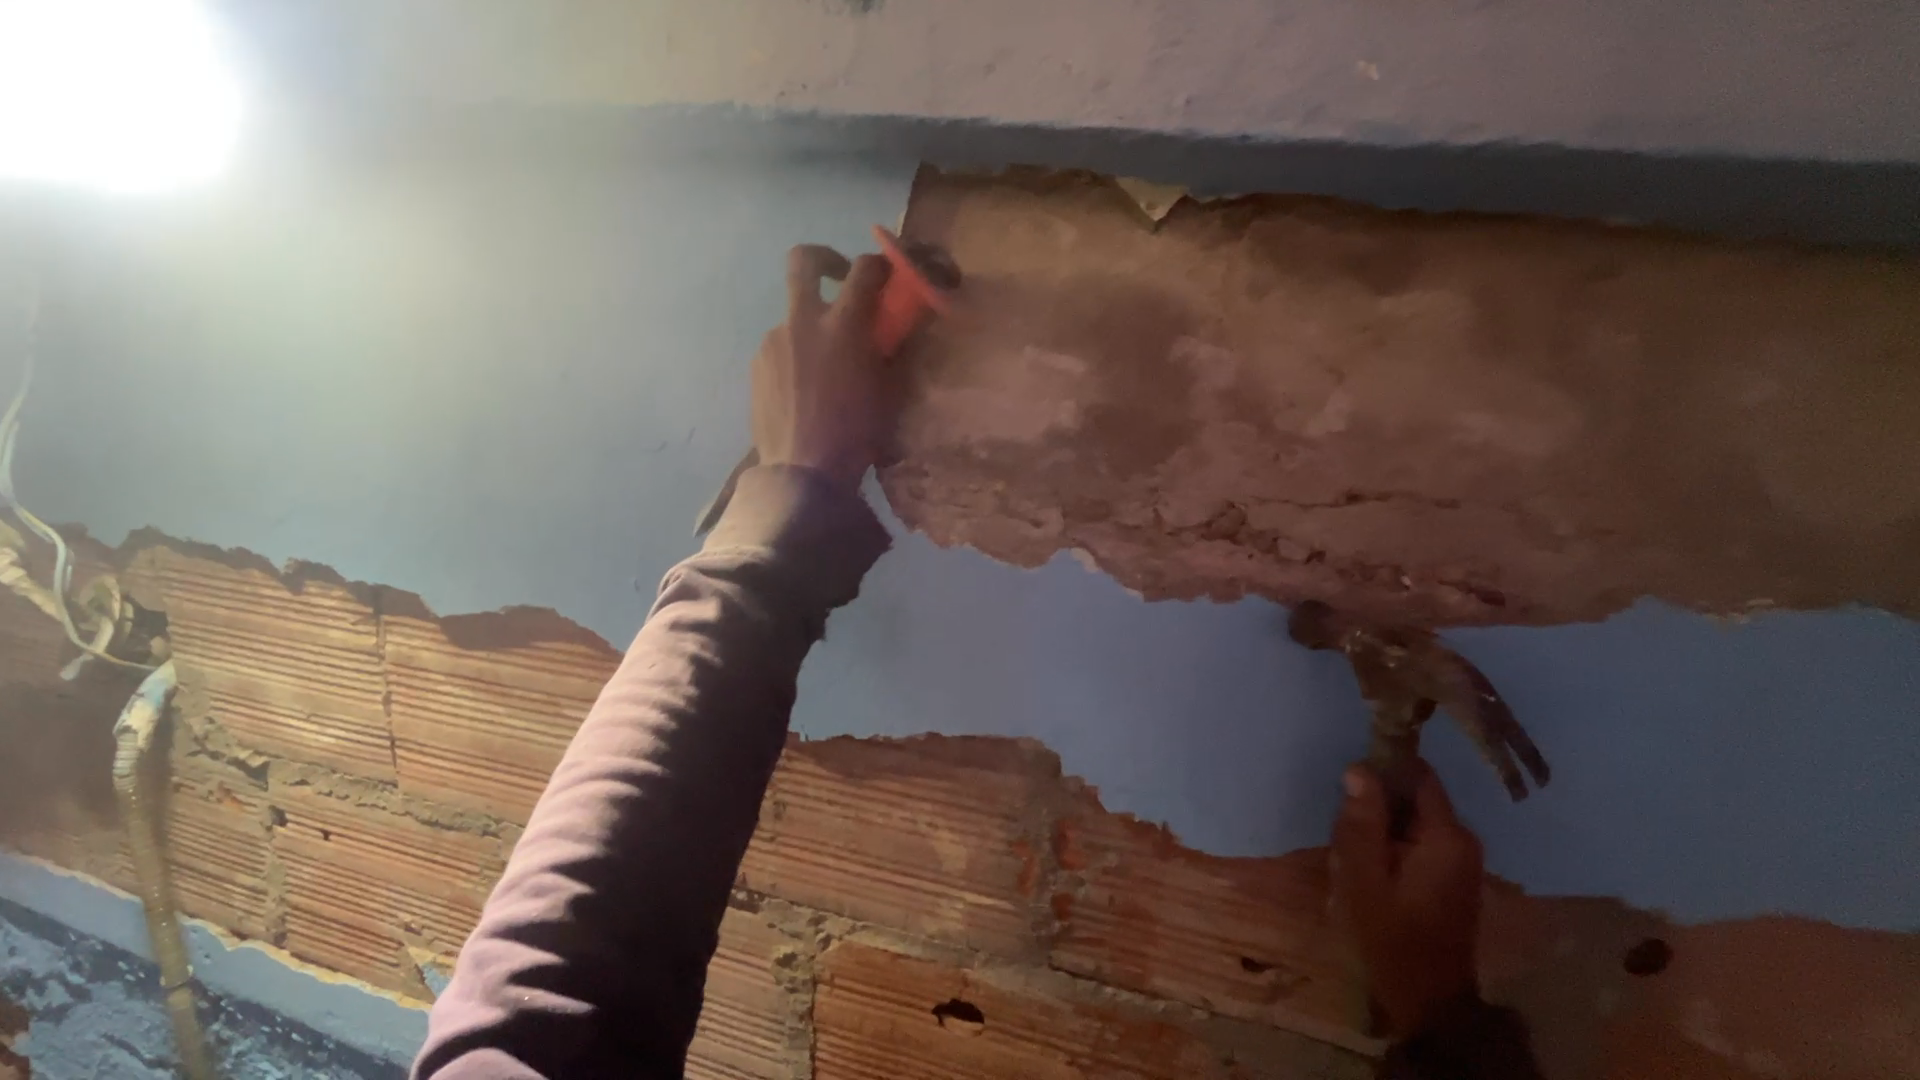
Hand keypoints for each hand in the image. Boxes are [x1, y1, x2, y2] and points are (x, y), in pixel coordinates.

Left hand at [751, 244, 893, 490]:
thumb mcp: (887, 391)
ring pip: (793, 317)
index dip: (879, 264)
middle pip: (803, 260)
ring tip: (823, 370)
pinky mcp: (757, 366)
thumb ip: (887, 350)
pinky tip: (803, 393)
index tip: (885, 275)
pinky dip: (795, 359)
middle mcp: (803, 322)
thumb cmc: (856, 435)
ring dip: (810, 329)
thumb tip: (891, 330)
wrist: (804, 471)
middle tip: (838, 278)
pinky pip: (780, 349)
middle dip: (824, 259)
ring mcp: (774, 342)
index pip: (865, 269)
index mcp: (843, 325)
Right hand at [1331, 763, 1483, 1036]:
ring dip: (1376, 832)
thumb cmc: (1389, 935)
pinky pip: (1414, 843)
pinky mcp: (1450, 877)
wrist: (1425, 999)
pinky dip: (1388, 850)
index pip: (1417, 774)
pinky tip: (1367, 875)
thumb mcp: (1363, 875)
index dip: (1382, 767)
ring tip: (1351, 862)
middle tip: (1343, 838)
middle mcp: (1461, 840)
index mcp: (1446, 835)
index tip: (1347, 783)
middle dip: (1372, 808)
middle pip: (1410, 798)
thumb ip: (1360, 820)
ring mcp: (1459, 860)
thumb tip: (1358, 768)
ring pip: (1407, 822)